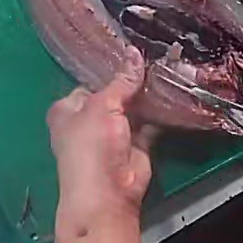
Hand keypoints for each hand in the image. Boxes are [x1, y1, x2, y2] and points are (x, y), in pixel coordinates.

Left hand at [48, 46, 155, 225]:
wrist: (108, 190)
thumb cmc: (91, 146)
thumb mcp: (102, 105)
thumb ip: (121, 81)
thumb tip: (135, 52)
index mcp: (69, 109)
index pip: (91, 81)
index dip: (110, 68)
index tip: (132, 52)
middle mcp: (90, 120)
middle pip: (114, 94)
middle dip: (133, 81)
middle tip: (156, 57)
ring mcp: (115, 133)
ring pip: (134, 108)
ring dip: (148, 95)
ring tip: (168, 70)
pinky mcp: (137, 144)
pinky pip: (150, 123)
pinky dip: (160, 113)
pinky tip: (173, 94)